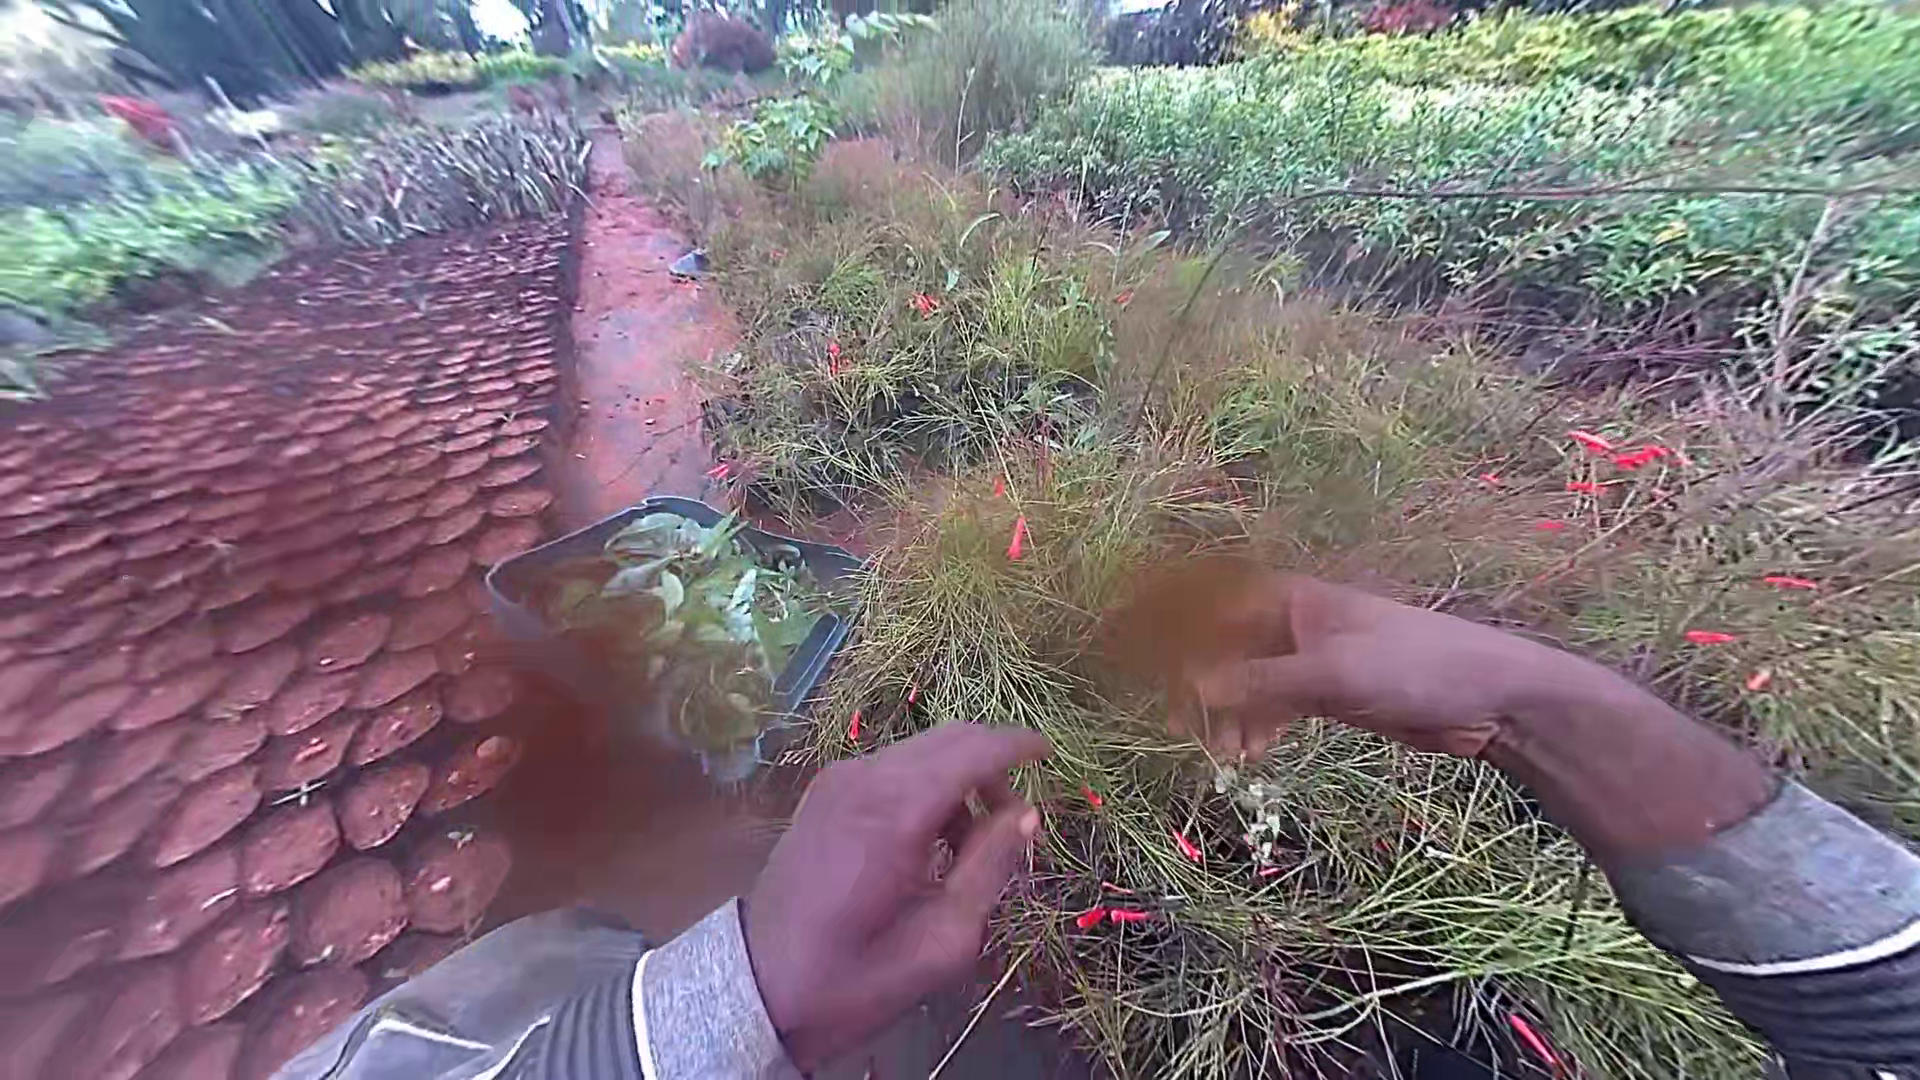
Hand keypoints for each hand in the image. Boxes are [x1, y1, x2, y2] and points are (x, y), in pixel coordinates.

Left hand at [741, 724, 1050, 1070]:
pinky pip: (893, 764)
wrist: (757, 983)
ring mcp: (841, 774)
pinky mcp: (827, 784)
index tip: (1048, 752)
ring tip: (970, 836)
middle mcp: (866, 776)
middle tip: (1013, 811)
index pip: (972, 751)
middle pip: (949, 738)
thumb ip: (989, 867)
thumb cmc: (855, 976)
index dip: (1016, 744)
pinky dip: (926, 782)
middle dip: (992, 761)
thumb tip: (1026, 813)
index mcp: (895, 813)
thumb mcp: (941, 941)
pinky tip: (927, 832)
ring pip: (922, 748)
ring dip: (959, 774)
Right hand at [1164, 572, 1604, 758]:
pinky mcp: (1317, 690)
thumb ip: (1260, 682)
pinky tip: (1251, 752)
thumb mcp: (1331, 673)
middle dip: (1201, 688)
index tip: (1148, 665)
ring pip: (1243, 683)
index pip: (1213, 611)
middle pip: (1222, 651)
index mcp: (1285, 599)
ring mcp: (1300, 658)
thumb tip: (1194, 687)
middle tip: (1179, 725)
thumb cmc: (1410, 664)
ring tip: (1223, 753)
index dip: (1176, 633)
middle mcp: (1285, 624)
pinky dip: (1256, 726)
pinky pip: (1269, 705)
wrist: (1492, 701)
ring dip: (1229, 716)